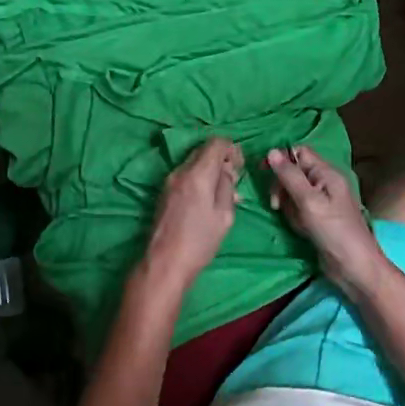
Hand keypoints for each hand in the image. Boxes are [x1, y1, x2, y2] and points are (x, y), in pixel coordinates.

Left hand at [143, 138, 243, 289]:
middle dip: (221, 159)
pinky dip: (199, 178)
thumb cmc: (200, 241)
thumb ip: (227, 187)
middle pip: (203, 150)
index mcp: (197, 174)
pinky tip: (206, 199)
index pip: (216, 143)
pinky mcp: (164, 192)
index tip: (239, 167)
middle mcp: (180, 171)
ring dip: (210, 169)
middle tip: (233, 180)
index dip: (232, 149)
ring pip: (194, 162)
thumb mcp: (224, 215)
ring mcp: (169, 181)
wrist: (165, 262)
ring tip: (221, 193)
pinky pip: (186, 174)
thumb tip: (226, 172)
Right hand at [266, 146, 386, 291]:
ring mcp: (322, 201)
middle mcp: (324, 182)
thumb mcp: (309, 201)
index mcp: (326, 172)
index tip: (264, 173)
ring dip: (289, 206)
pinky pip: (298, 209)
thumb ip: (290, 176)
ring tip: (298, 222)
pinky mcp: (318, 217)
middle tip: (277, 205)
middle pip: (293, 173)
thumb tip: (271, 151)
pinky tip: (302, 229)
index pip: (299, 153)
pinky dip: (296, 218)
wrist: (354, 267)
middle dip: (282, 187)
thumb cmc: (334, 231)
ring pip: (293, 193)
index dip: (281, 160)